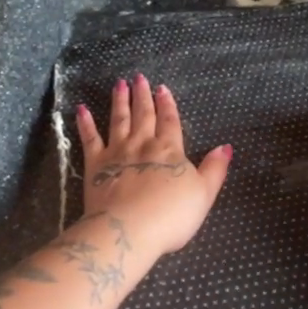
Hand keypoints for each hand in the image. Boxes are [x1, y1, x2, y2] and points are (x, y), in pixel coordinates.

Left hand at [75, 75, 230, 255]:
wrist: (129, 230)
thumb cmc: (170, 216)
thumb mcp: (203, 194)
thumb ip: (215, 169)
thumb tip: (226, 146)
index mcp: (169, 150)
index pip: (169, 121)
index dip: (167, 104)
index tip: (162, 88)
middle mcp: (143, 144)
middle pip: (143, 115)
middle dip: (142, 95)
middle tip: (138, 78)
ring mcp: (117, 152)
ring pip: (119, 120)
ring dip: (119, 101)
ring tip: (119, 84)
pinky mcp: (95, 165)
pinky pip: (90, 139)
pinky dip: (85, 123)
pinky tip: (81, 109)